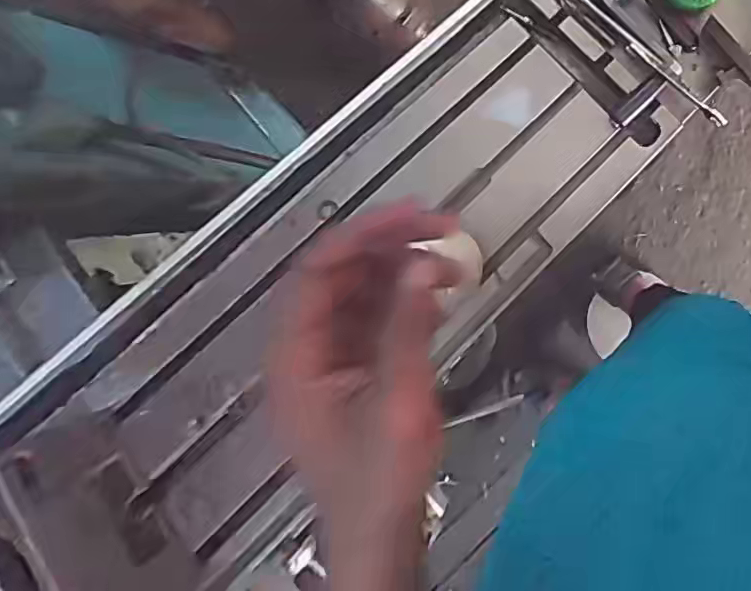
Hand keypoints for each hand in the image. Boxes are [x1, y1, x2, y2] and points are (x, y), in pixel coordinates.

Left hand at [268, 203, 459, 588]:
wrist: (384, 534)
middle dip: (393, 243)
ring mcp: (336, 351)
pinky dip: (413, 294)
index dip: (364, 233)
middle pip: (344, 271)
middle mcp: (310, 345)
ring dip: (408, 267)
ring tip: (453, 264)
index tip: (413, 216)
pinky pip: (383, 308)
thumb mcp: (397, 399)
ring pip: (367, 285)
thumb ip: (408, 326)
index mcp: (297, 355)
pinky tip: (443, 295)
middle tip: (443, 228)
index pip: (319, 270)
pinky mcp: (362, 359)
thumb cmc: (379, 478)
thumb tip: (424, 262)